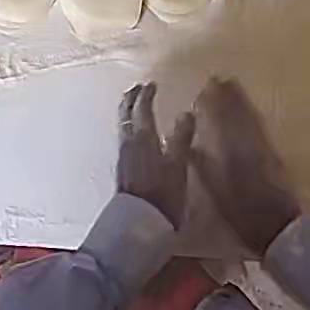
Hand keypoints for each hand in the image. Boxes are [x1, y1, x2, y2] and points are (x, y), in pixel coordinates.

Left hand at [115, 83, 191, 227]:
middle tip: (138, 89)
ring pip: (123, 125)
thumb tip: (187, 112)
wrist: (138, 224)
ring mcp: (123, 156)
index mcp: (143, 138)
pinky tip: (136, 134)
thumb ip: (182, 138)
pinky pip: (124, 137)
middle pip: (126, 114)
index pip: (142, 109)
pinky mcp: (123, 168)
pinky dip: (129, 127)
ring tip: (136, 107)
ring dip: (128, 112)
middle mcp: (129, 143)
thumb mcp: (178, 165)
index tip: (151, 84)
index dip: (146, 95)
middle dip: (131, 99)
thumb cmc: (163, 194)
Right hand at [190, 77, 300, 253]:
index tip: (203, 89)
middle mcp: (246, 144)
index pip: (218, 120)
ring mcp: (263, 147)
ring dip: (240, 99)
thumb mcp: (214, 191)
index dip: (210, 103)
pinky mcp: (274, 153)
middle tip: (217, 79)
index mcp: (229, 151)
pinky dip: (251, 113)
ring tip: (232, 84)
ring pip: (249, 116)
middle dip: (225, 95)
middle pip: (235, 113)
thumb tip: (191, 145)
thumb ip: (202, 165)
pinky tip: (249, 109)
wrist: (279, 228)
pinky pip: (260, 125)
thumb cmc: (241, 214)